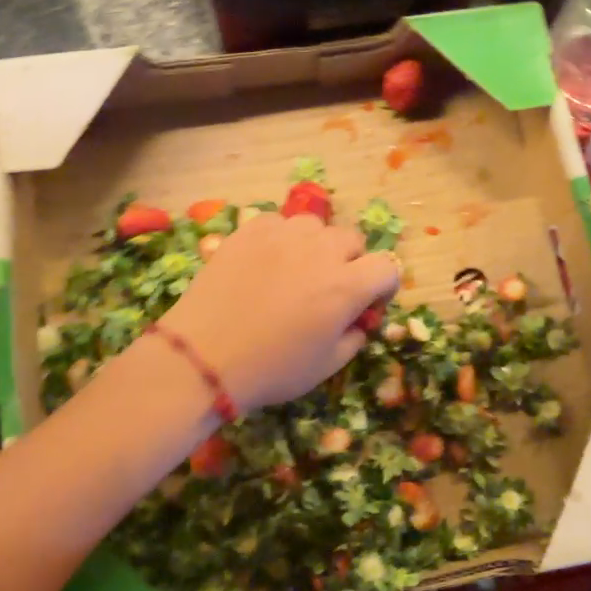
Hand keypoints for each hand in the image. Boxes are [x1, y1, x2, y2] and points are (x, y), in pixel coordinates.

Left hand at [156, 213, 399, 410]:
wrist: (204, 356)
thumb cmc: (271, 368)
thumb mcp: (326, 366)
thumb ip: (354, 337)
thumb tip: (358, 320)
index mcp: (347, 286)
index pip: (387, 266)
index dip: (383, 285)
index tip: (368, 301)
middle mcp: (321, 251)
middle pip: (352, 240)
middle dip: (350, 262)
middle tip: (328, 289)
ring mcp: (282, 235)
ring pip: (315, 226)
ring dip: (315, 245)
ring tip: (295, 270)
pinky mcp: (249, 230)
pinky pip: (277, 222)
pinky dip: (279, 238)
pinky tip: (265, 262)